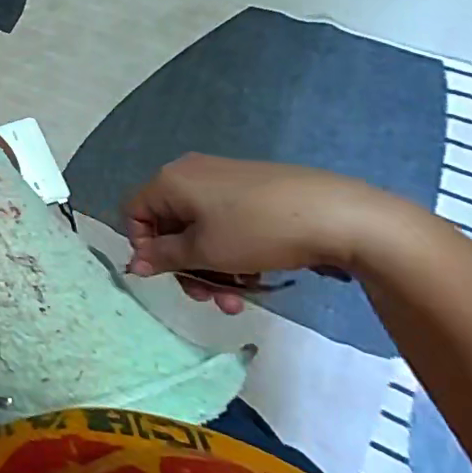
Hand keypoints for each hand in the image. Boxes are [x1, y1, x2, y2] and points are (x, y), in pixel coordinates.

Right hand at [124, 155, 390, 313]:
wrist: (337, 214)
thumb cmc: (256, 231)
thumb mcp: (205, 252)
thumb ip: (163, 258)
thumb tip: (134, 265)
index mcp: (170, 181)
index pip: (134, 213)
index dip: (144, 247)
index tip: (168, 275)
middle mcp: (191, 174)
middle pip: (167, 225)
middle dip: (184, 266)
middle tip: (207, 297)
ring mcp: (223, 179)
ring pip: (198, 229)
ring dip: (209, 267)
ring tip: (237, 298)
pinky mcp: (251, 189)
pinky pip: (223, 222)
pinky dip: (229, 251)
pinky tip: (253, 276)